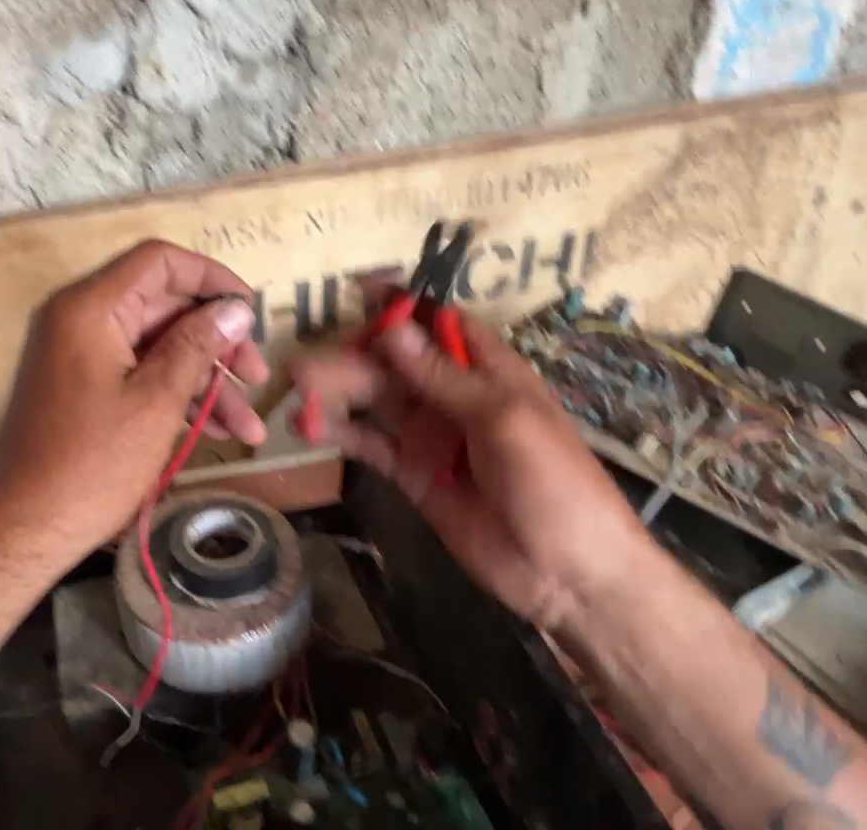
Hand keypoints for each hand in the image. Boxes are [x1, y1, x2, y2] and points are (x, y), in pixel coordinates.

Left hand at [0, 241, 270, 560]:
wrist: (22, 529)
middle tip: (258, 377)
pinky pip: (135, 372)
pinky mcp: (80, 386)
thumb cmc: (91, 465)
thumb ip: (197, 346)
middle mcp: (79, 318)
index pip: (159, 261)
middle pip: (162, 306)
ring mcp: (78, 354)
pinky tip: (214, 430)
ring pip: (156, 346)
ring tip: (248, 427)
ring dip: (204, 379)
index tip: (250, 310)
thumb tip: (236, 310)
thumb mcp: (156, 402)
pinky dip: (173, 394)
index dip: (211, 278)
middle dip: (216, 342)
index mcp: (90, 307)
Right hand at [291, 310, 652, 629]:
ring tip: (297, 388)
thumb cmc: (554, 482)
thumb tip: (393, 328)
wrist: (569, 575)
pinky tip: (309, 426)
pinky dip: (341, 433)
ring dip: (337, 392)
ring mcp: (431, 435)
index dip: (402, 307)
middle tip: (303, 364)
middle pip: (395, 363)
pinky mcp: (413, 473)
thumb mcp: (503, 419)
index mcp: (488, 371)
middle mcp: (454, 395)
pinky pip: (372, 444)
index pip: (440, 324)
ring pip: (376, 400)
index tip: (357, 291)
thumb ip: (443, 377)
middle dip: (352, 357)